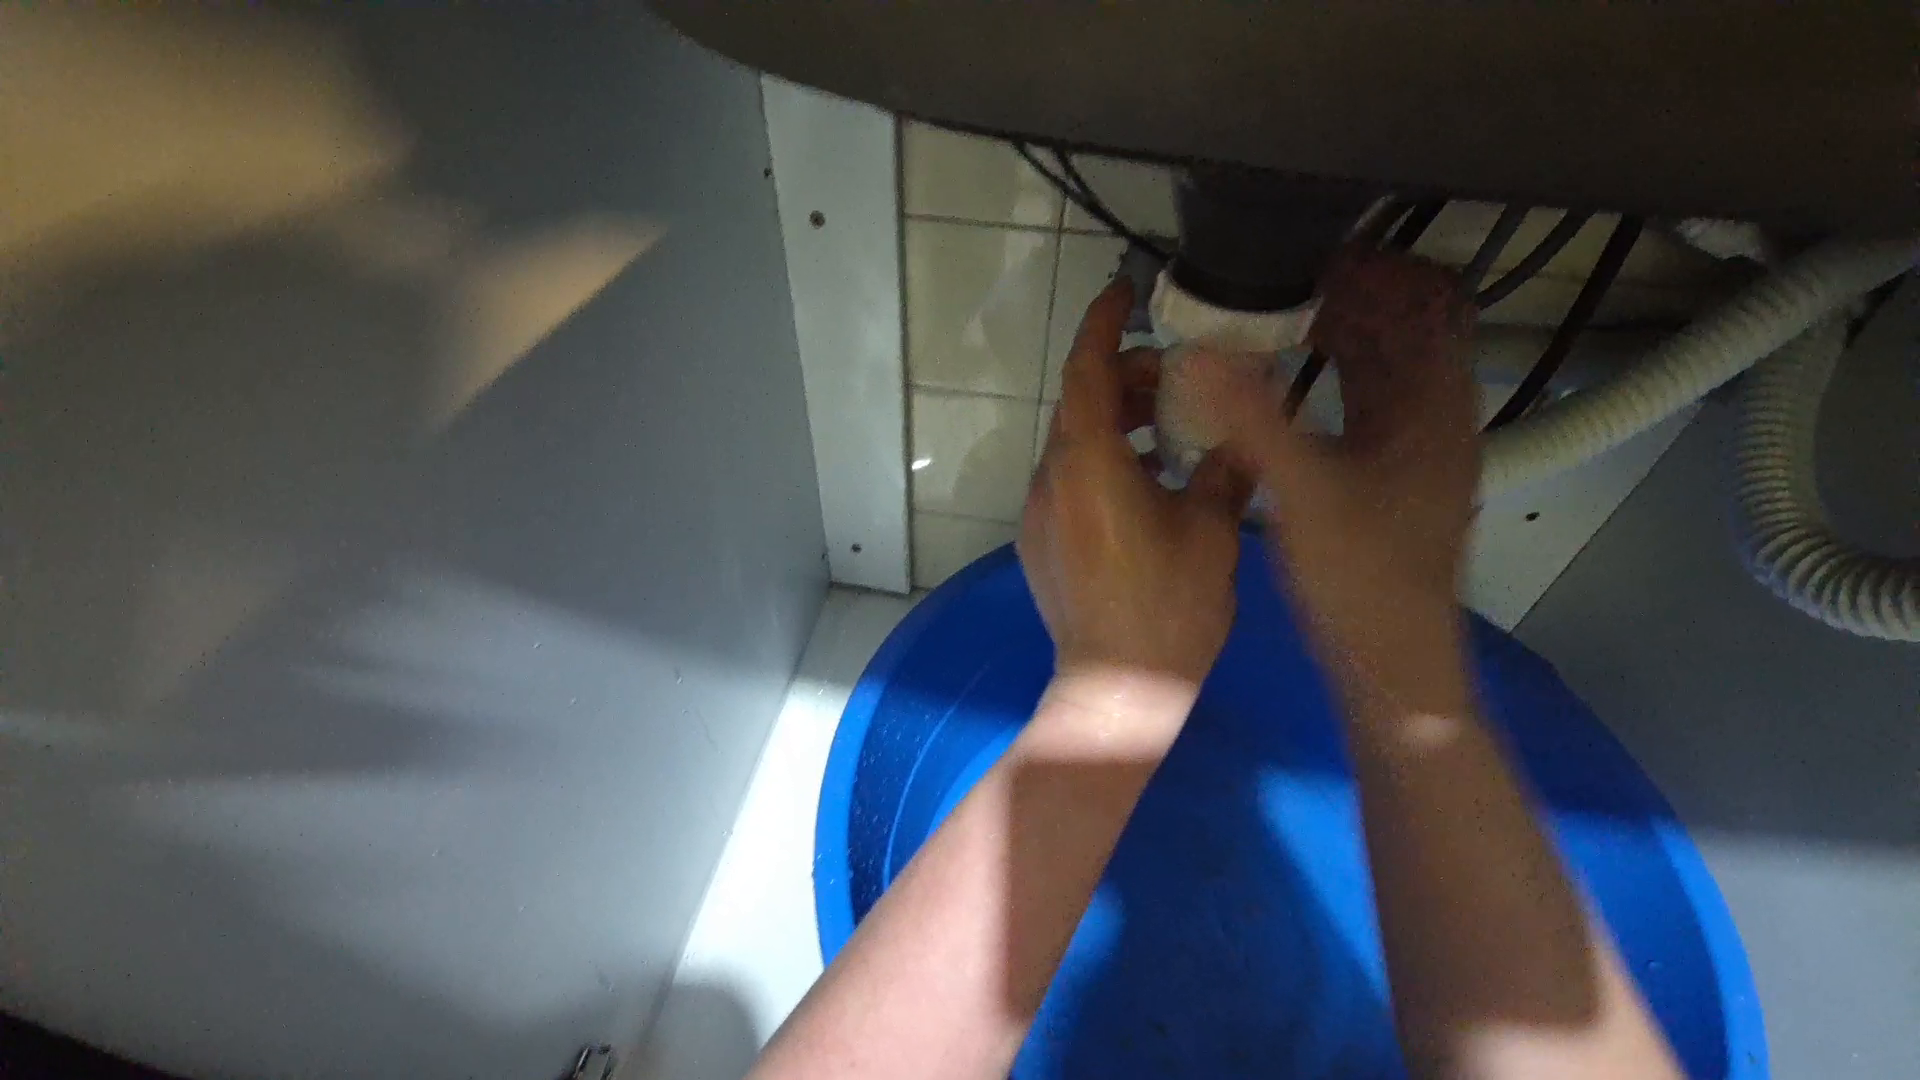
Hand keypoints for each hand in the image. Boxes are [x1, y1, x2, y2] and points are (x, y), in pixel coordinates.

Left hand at [1018, 279, 1249, 687]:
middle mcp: (1050, 478)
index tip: (1124, 292)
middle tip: (1176, 381)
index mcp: (1087, 463)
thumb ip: (1225, 470)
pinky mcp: (1040, 541)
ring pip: (1073, 443)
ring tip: (1169, 432)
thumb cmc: (1169, 607)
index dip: (1103, 323)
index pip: (1085, 369)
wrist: (1115, 688)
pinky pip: (1068, 480)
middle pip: (1080, 403)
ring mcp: (1038, 512)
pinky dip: (1103, 463)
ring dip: (1116, 424)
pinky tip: (1147, 484)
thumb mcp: (1212, 531)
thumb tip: (1245, 438)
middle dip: (1124, 379)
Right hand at [1186, 248, 1477, 674]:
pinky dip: (1333, 378)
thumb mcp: (1300, 490)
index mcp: (1434, 406)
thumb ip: (1250, 418)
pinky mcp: (1392, 474)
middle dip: (1352, 296)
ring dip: (1340, 336)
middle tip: (1278, 282)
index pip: (1429, 301)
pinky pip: (1367, 402)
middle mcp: (1436, 416)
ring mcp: (1416, 447)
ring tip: (1273, 320)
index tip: (1315, 255)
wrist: (1390, 656)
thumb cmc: (1360, 576)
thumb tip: (1197, 354)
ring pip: (1386, 366)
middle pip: (1407, 327)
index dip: (1381, 268)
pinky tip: (1283, 384)